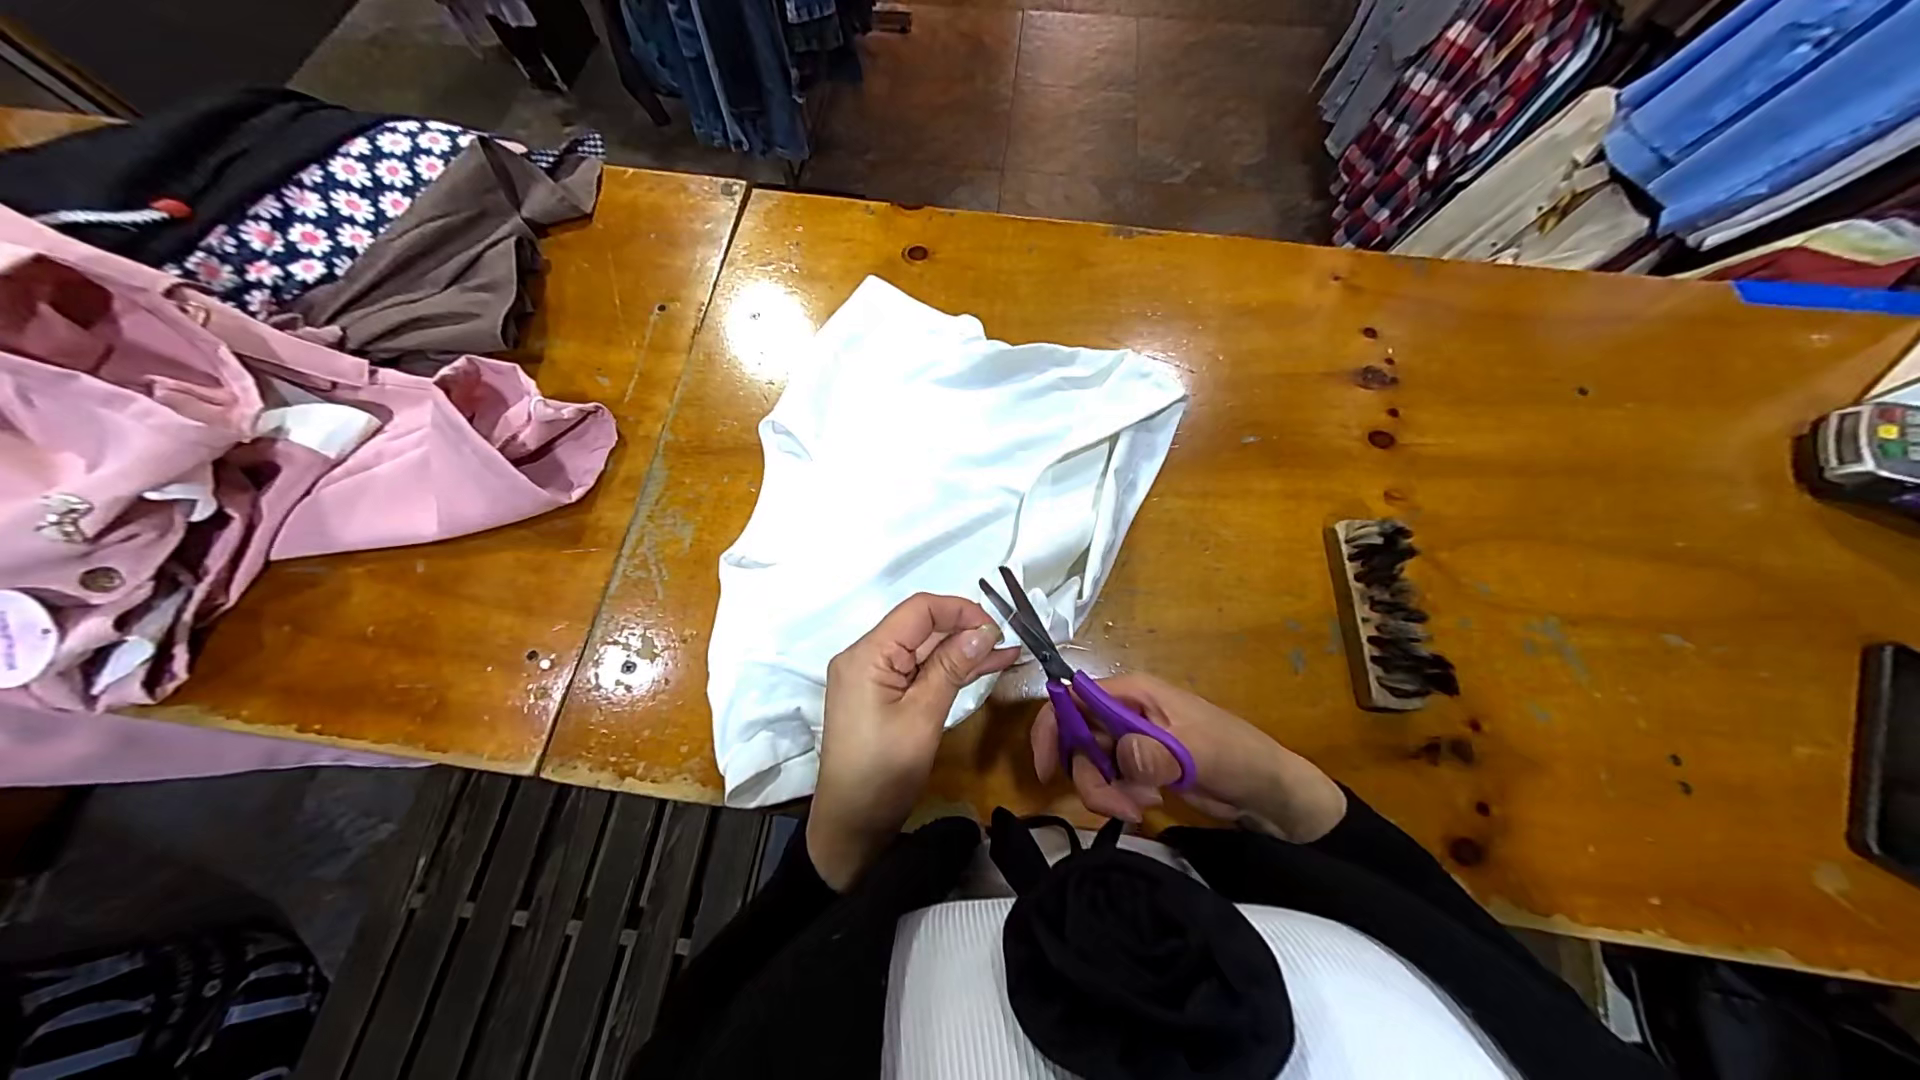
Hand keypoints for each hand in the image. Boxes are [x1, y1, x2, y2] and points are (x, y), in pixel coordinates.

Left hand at [810, 593, 1019, 889]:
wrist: (850, 827)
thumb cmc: (883, 774)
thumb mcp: (923, 717)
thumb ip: (951, 668)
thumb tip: (984, 630)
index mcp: (867, 654)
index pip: (918, 610)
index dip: (960, 611)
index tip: (995, 628)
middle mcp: (866, 656)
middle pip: (921, 627)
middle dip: (965, 630)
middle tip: (1007, 642)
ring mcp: (873, 676)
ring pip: (924, 649)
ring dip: (962, 650)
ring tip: (1006, 652)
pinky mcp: (882, 695)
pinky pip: (918, 671)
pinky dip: (948, 669)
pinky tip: (983, 667)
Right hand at [1031, 673, 1346, 839]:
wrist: (1266, 790)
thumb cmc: (1235, 754)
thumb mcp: (1196, 753)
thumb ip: (1155, 754)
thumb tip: (1121, 754)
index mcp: (1132, 692)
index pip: (1072, 699)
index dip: (1050, 729)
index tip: (1047, 772)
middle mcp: (1123, 711)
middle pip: (1076, 739)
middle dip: (1091, 777)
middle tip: (1122, 806)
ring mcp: (1130, 739)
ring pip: (1091, 765)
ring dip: (1108, 792)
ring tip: (1144, 806)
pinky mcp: (1138, 766)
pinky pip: (1109, 780)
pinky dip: (1118, 798)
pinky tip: (1147, 806)